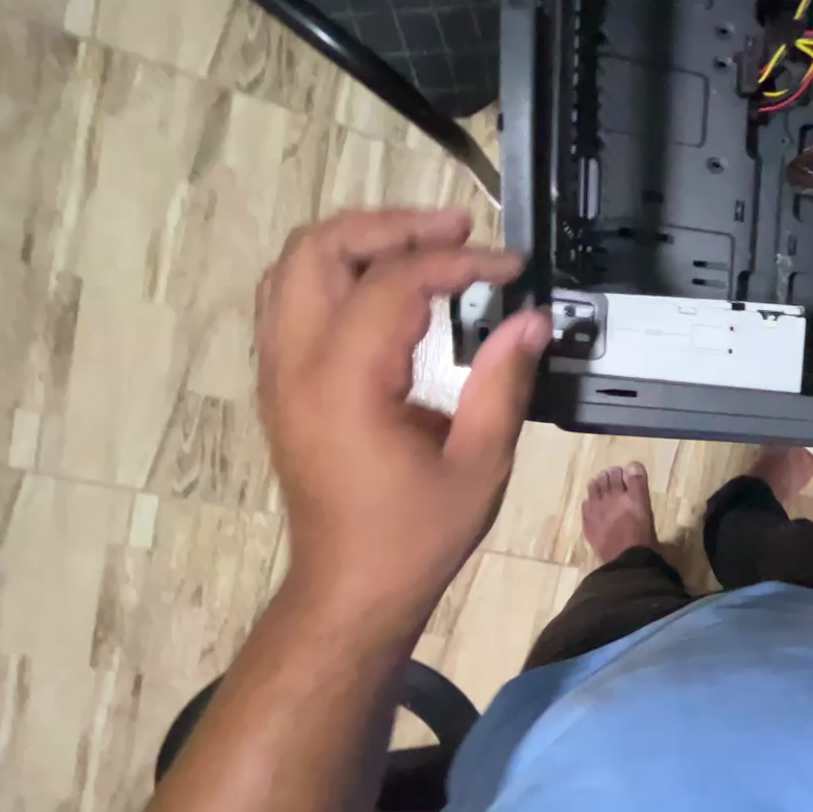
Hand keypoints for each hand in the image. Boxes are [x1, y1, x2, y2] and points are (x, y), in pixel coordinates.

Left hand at [255, 208, 552, 632]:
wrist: (354, 585)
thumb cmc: (419, 532)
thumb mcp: (480, 461)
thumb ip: (504, 383)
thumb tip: (533, 320)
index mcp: (345, 382)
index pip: (394, 284)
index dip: (458, 263)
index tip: (511, 267)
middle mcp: (295, 363)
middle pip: (320, 250)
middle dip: (393, 227)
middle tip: (459, 228)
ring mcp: (279, 371)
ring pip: (297, 267)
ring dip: (361, 243)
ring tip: (427, 245)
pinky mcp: (284, 384)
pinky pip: (295, 299)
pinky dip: (341, 274)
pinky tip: (389, 289)